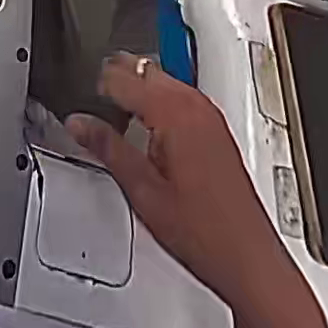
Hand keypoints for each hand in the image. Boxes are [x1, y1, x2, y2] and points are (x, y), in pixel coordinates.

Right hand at [67, 56, 327, 327]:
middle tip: (92, 94)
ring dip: (138, 85)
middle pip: (145, 68)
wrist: (248, 258)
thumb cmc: (205, 232)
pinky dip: (158, 98)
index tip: (80, 91)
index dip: (96, 82)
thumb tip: (79, 123)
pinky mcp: (216, 126)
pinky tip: (146, 124)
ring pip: (163, 77)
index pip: (124, 77)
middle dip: (117, 76)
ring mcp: (209, 113)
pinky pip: (180, 94)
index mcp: (173, 112)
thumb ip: (107, 148)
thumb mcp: (141, 189)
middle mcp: (195, 104)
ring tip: (113, 109)